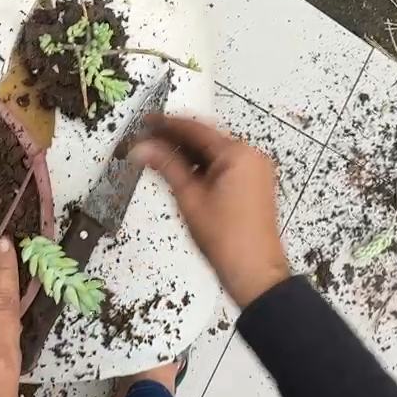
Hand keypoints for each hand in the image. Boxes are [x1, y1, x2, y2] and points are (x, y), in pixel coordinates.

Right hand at [130, 116, 291, 306]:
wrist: (255, 275)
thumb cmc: (224, 238)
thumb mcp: (189, 197)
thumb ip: (165, 165)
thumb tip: (141, 147)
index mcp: (238, 153)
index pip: (195, 129)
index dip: (166, 125)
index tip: (145, 121)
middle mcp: (250, 156)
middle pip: (205, 139)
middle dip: (174, 140)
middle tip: (145, 140)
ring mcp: (254, 170)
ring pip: (212, 153)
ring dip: (186, 154)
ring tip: (156, 156)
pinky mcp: (253, 184)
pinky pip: (222, 166)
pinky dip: (201, 167)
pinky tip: (179, 171)